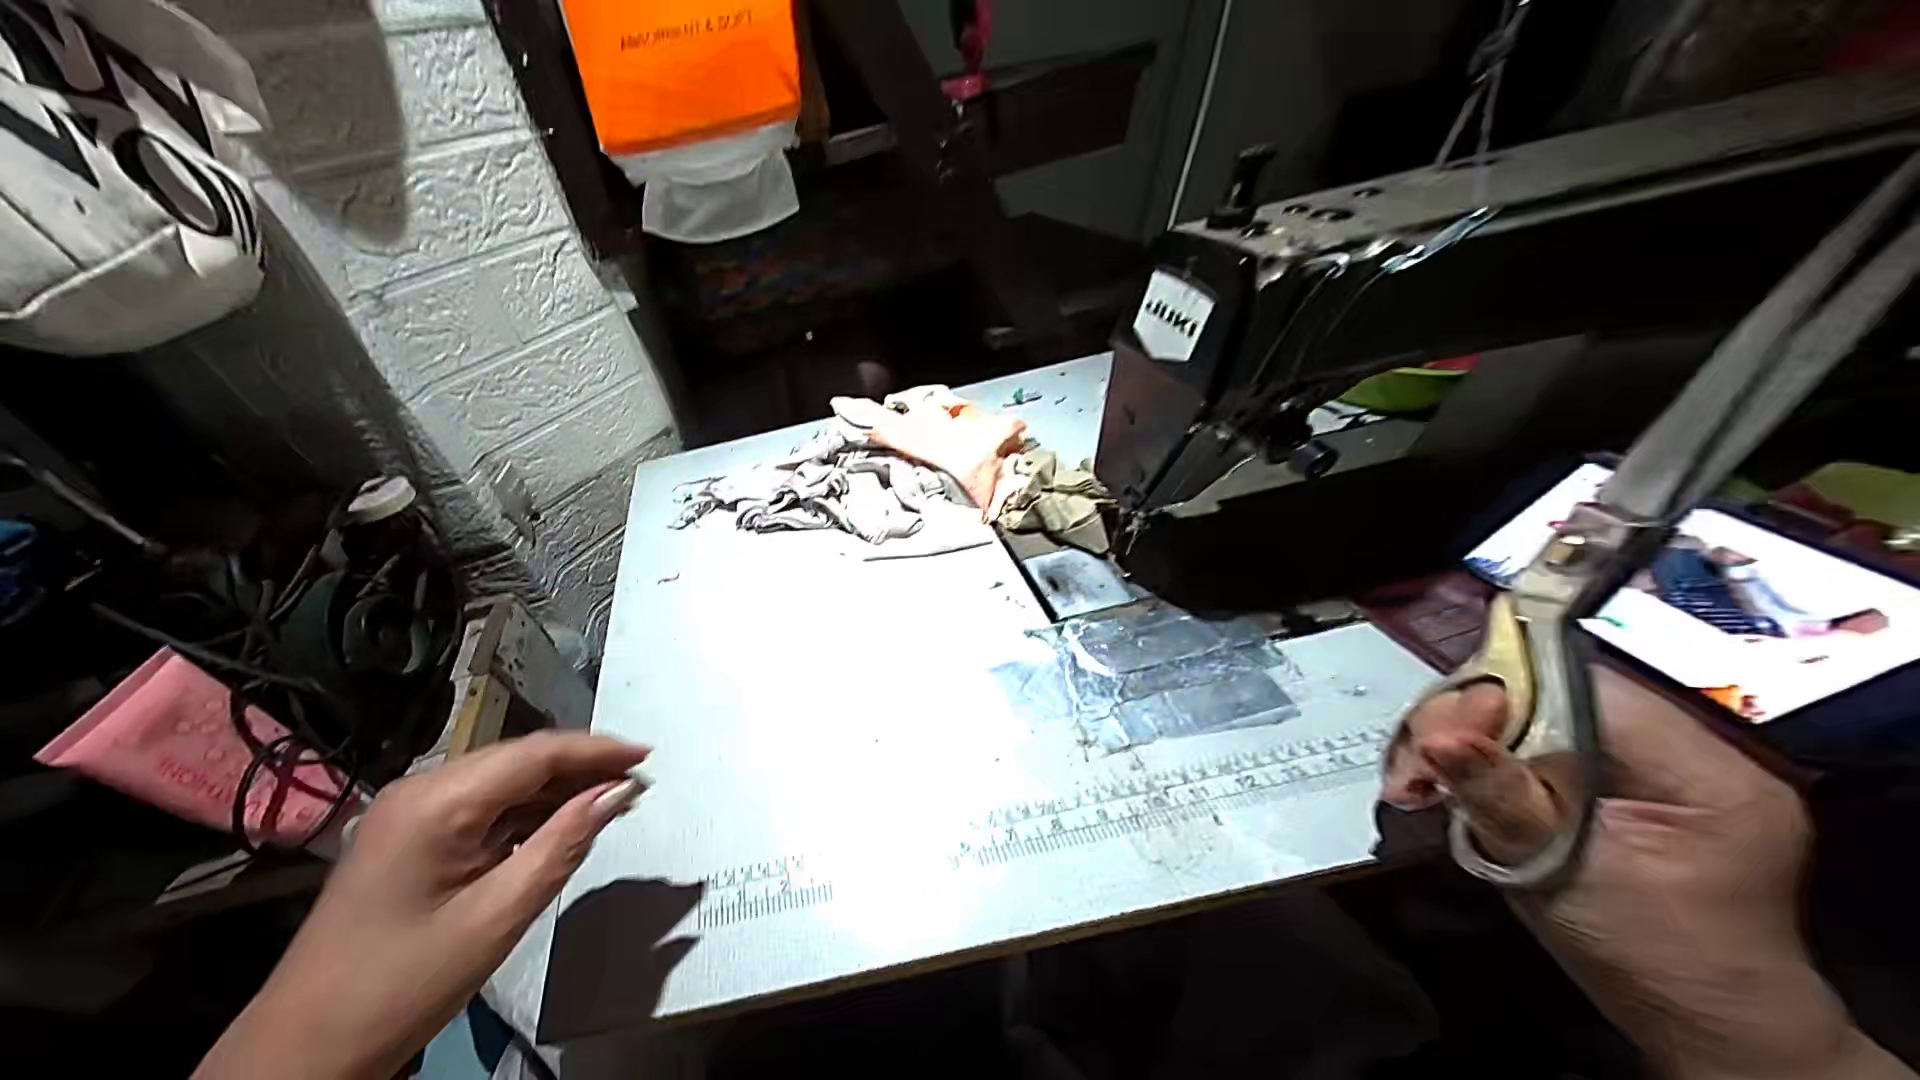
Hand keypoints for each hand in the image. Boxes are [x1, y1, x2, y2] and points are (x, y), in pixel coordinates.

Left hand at [195, 733, 649, 1079]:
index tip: (648, 756)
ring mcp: (412, 811)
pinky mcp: (413, 834)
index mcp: (436, 803)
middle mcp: (422, 791)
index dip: (598, 750)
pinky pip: (487, 804)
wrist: (299, 1056)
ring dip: (561, 786)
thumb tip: (619, 791)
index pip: (537, 754)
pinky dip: (532, 808)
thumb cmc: (401, 986)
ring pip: (507, 779)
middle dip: (584, 766)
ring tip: (613, 798)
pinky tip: (564, 820)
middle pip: (522, 759)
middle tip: (637, 781)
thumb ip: (564, 843)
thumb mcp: (498, 915)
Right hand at [1382, 670, 1911, 1079]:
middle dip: (1458, 719)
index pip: (1576, 684)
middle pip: (1538, 687)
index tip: (1439, 739)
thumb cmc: (1643, 955)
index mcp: (1697, 767)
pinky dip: (1473, 751)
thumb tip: (1437, 737)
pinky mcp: (1611, 769)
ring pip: (1521, 706)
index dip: (1496, 694)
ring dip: (1453, 735)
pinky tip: (1436, 781)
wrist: (1698, 1019)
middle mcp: (1679, 744)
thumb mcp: (1557, 872)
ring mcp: (1646, 754)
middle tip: (1412, 767)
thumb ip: (1501, 796)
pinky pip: (1526, 733)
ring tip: (1412, 781)